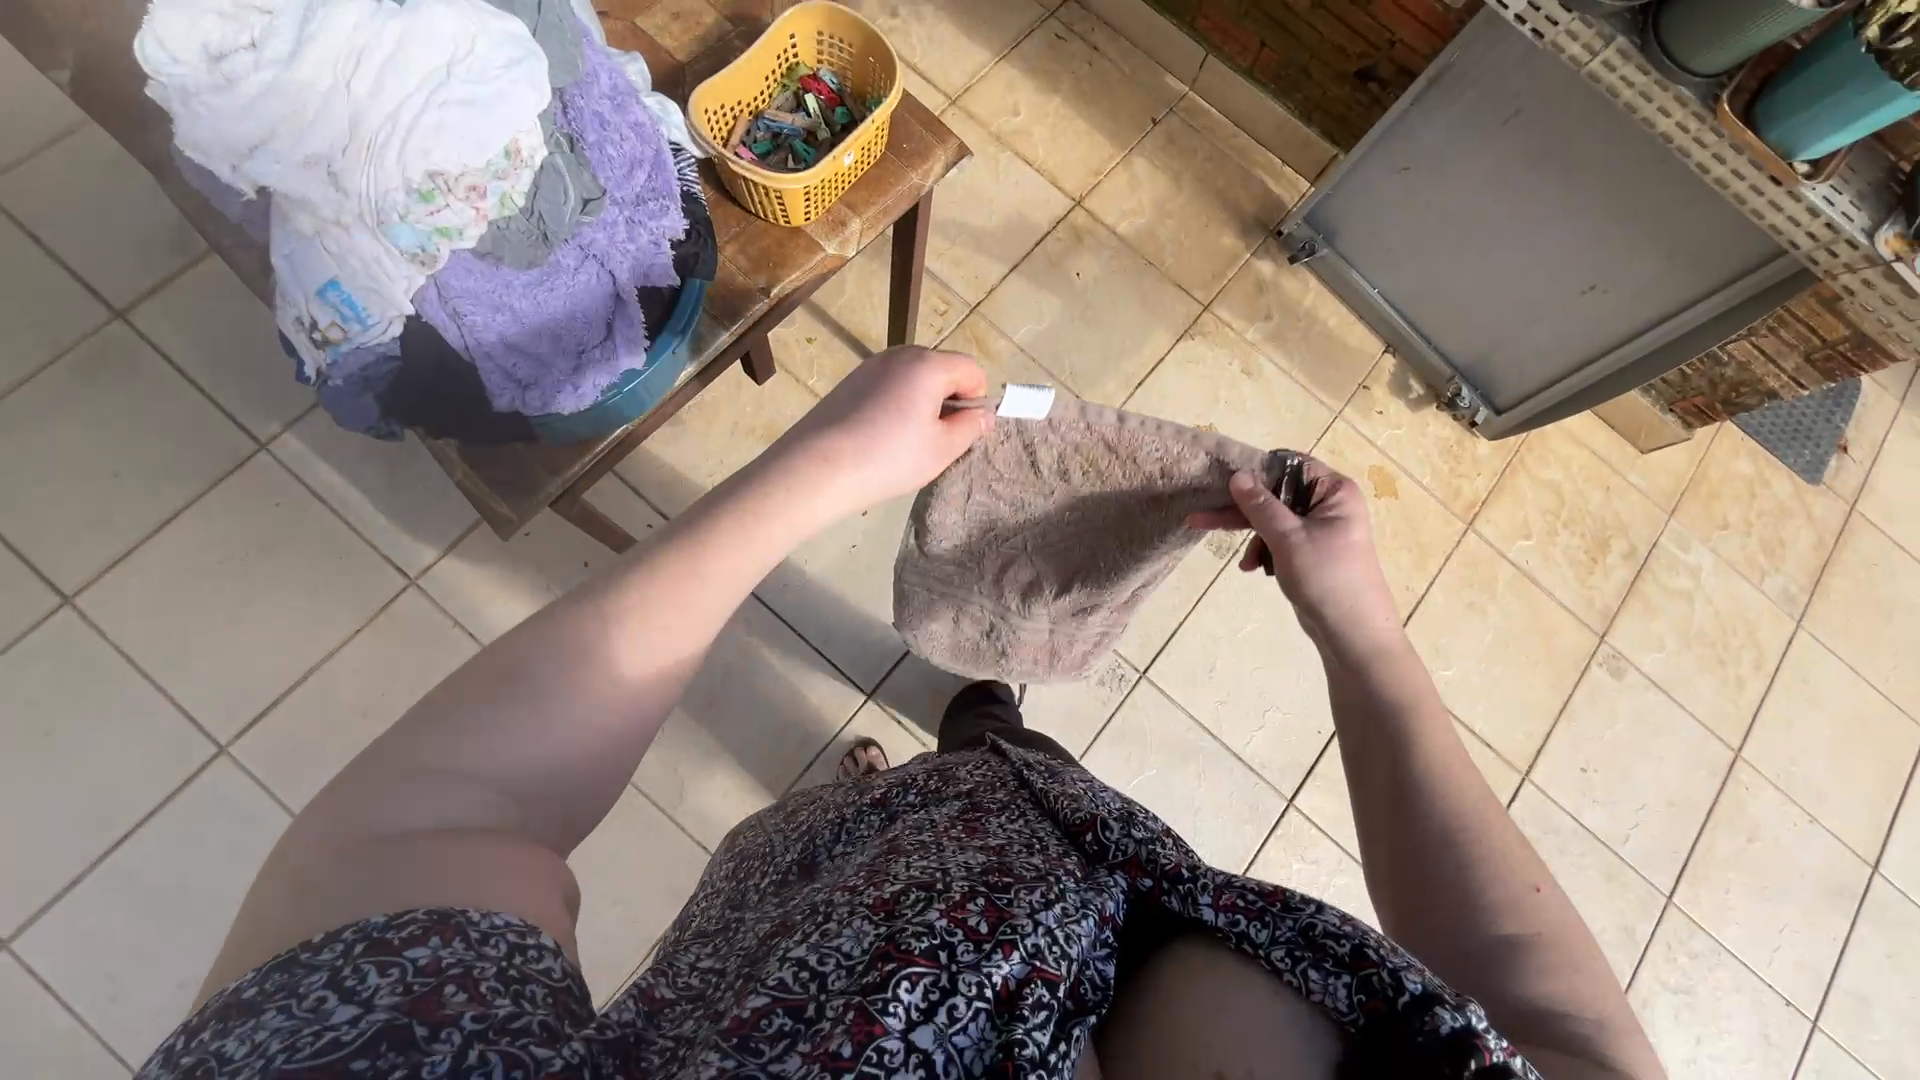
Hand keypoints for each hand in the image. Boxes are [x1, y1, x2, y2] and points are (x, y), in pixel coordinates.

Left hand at [769, 345, 992, 517]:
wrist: (818, 468)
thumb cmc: (889, 459)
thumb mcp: (942, 449)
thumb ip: (970, 427)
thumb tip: (983, 414)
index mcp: (927, 365)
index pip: (970, 369)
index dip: (976, 399)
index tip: (963, 430)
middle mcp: (899, 355)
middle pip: (941, 369)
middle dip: (948, 399)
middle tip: (935, 440)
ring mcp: (870, 366)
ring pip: (913, 378)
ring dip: (922, 403)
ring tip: (906, 442)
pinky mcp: (849, 382)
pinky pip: (888, 386)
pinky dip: (896, 405)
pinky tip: (881, 437)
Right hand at [1187, 458, 1400, 650]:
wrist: (1351, 632)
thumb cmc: (1326, 577)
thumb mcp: (1287, 538)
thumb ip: (1260, 505)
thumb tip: (1237, 475)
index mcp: (1333, 491)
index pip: (1290, 465)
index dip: (1257, 472)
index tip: (1224, 483)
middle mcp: (1328, 504)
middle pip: (1276, 494)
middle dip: (1242, 511)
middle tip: (1201, 518)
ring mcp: (1319, 529)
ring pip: (1273, 520)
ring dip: (1254, 538)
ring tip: (1244, 563)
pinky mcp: (1309, 551)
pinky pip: (1278, 540)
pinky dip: (1264, 552)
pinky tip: (1254, 569)